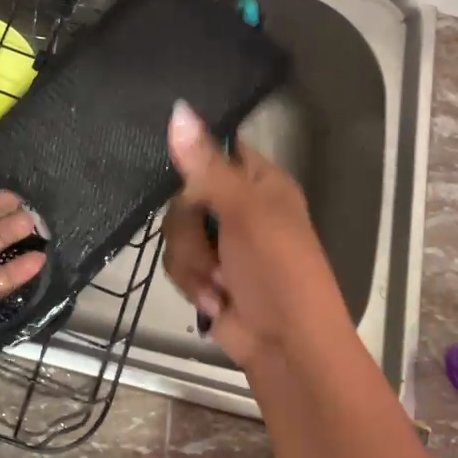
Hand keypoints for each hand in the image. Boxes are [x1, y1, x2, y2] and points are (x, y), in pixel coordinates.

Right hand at [162, 101, 340, 369]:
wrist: (286, 347)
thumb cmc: (279, 271)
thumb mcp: (244, 213)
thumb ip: (206, 165)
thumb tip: (178, 110)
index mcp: (260, 183)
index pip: (218, 147)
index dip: (194, 151)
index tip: (172, 163)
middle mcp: (238, 207)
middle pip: (184, 193)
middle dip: (190, 227)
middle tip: (208, 241)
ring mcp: (221, 242)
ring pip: (175, 231)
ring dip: (192, 261)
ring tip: (218, 282)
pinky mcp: (205, 274)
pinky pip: (175, 261)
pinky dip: (192, 282)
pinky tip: (215, 299)